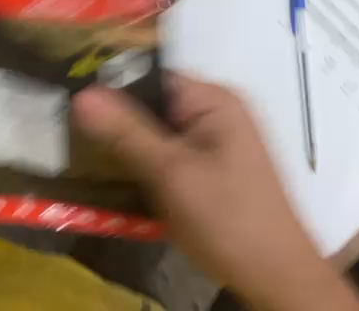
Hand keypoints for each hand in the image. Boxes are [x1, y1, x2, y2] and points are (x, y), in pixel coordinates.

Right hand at [75, 75, 358, 310]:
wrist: (281, 284)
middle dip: (122, 120)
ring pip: (161, 129)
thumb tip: (81, 94)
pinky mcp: (219, 165)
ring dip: (136, 144)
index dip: (112, 88)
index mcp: (215, 98)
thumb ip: (126, 132)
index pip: (150, 75)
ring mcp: (221, 138)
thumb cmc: (229, 222)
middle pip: (154, 101)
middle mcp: (220, 109)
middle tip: (83, 137)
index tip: (76, 105)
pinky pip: (174, 150)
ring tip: (101, 159)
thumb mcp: (171, 174)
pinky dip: (153, 162)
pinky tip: (133, 180)